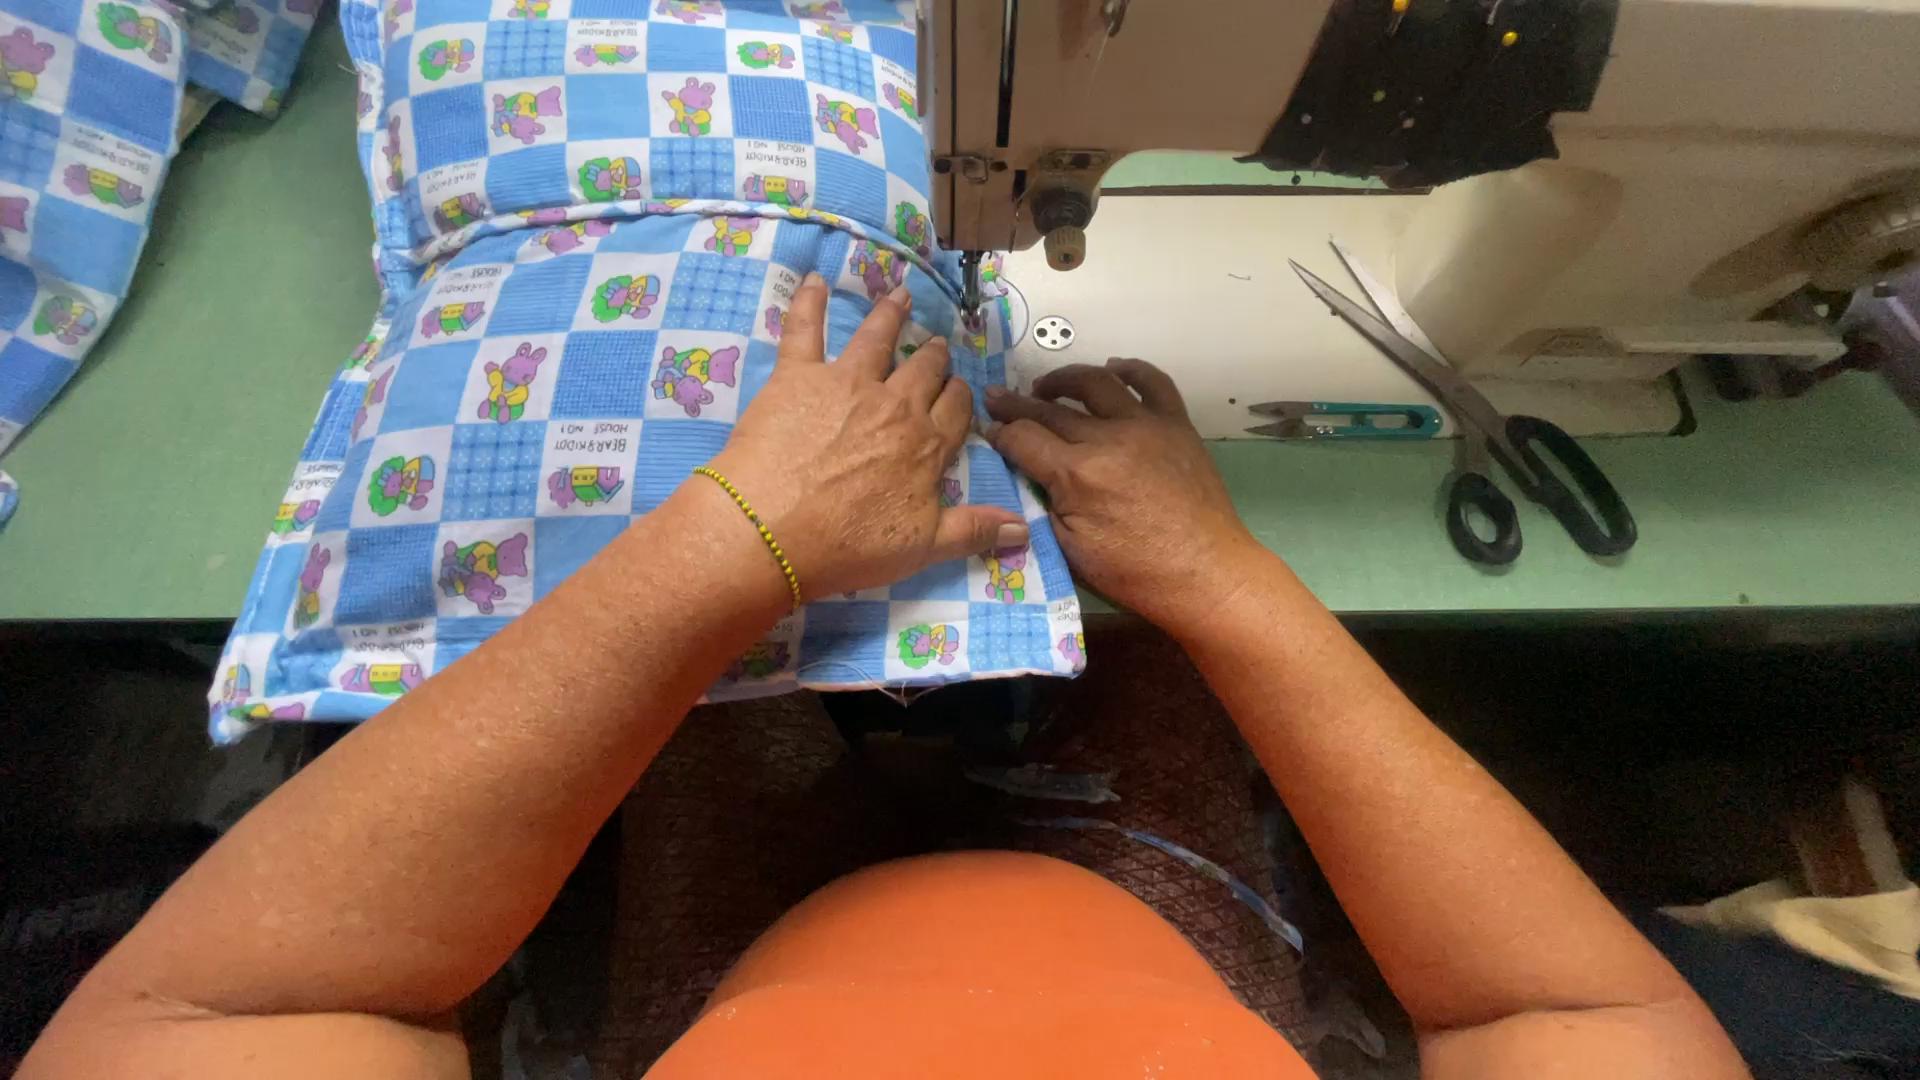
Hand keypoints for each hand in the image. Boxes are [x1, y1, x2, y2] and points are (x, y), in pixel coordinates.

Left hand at [706, 273, 1027, 599]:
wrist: (773, 532)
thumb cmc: (848, 546)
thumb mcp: (922, 548)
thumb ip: (973, 530)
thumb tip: (1023, 530)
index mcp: (926, 445)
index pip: (955, 411)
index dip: (959, 398)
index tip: (958, 390)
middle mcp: (895, 404)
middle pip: (923, 371)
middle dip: (934, 357)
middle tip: (936, 348)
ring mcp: (847, 383)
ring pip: (878, 338)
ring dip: (892, 315)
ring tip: (901, 296)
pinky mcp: (798, 376)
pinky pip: (805, 328)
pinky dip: (809, 301)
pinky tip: (813, 280)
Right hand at [985, 358, 1264, 631]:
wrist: (1204, 573)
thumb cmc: (1133, 573)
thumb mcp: (1069, 550)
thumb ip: (1043, 507)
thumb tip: (1027, 477)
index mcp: (1077, 475)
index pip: (1023, 439)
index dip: (999, 433)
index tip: (987, 431)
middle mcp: (1109, 439)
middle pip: (1050, 410)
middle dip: (1017, 404)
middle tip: (996, 397)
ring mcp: (1146, 425)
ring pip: (1096, 381)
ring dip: (1064, 379)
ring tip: (1045, 387)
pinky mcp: (1176, 425)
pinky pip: (1153, 382)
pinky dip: (1130, 369)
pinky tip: (1113, 368)